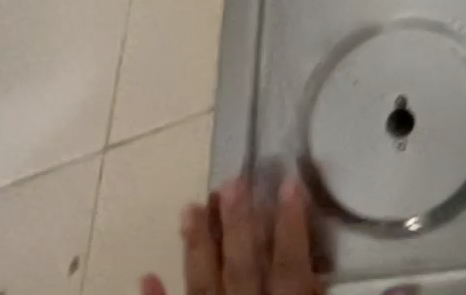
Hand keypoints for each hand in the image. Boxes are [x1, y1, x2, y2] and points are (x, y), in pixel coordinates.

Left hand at [140, 176, 318, 294]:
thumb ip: (312, 290)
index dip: (292, 222)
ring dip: (197, 246)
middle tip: (231, 182)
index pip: (289, 261)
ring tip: (189, 208)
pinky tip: (145, 275)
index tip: (291, 181)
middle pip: (242, 265)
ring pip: (203, 283)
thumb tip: (320, 259)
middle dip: (237, 223)